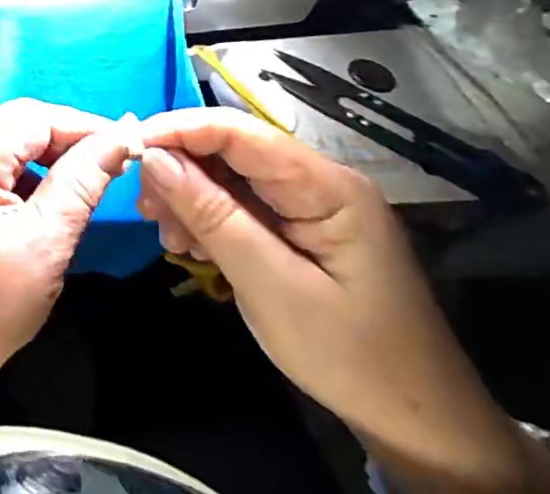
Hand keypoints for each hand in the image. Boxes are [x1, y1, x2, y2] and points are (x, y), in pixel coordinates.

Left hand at [0, 99, 133, 404]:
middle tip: (123, 160)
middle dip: (78, 138)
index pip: (42, 119)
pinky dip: (48, 170)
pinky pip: (18, 161)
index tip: (135, 145)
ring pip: (28, 140)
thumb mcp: (47, 238)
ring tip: (104, 174)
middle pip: (33, 123)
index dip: (90, 128)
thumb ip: (84, 180)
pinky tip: (72, 189)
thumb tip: (125, 135)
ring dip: (65, 154)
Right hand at [136, 108, 532, 493]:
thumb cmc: (351, 356)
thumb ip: (214, 216)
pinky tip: (195, 245)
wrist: (419, 420)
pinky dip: (214, 219)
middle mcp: (320, 179)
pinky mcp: (305, 227)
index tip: (130, 146)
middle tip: (146, 209)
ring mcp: (314, 203)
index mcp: (326, 184)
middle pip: (236, 150)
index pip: (241, 131)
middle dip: (183, 168)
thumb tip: (156, 160)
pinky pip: (248, 205)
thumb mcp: (272, 288)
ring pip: (236, 177)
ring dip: (194, 197)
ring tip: (169, 236)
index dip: (181, 128)